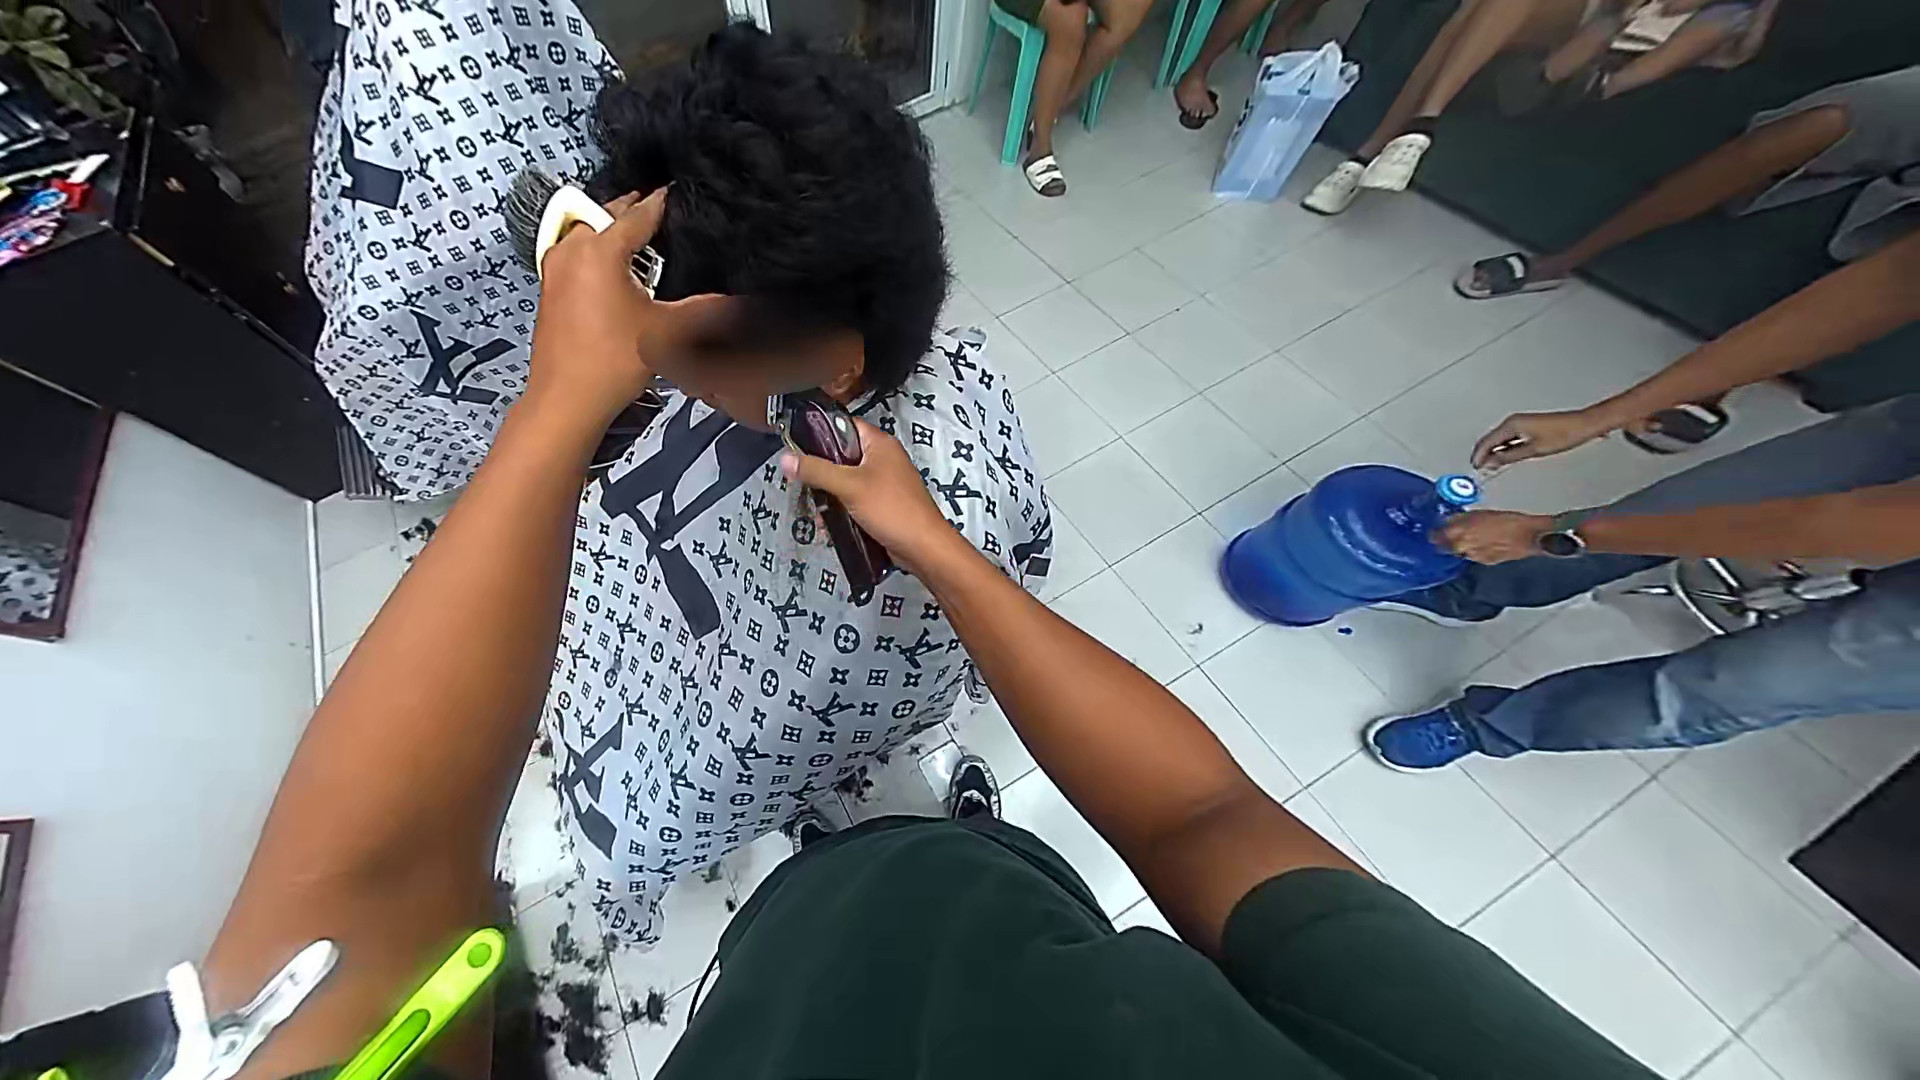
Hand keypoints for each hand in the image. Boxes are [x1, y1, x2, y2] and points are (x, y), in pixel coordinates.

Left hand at [522, 189, 728, 427]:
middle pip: (606, 214)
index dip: (664, 203)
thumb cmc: (617, 359)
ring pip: (588, 232)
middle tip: (666, 219)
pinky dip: (599, 251)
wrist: (568, 396)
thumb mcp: (668, 332)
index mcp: (601, 250)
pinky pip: (578, 253)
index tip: (683, 194)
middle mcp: (572, 247)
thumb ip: (702, 309)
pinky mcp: (550, 287)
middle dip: (635, 213)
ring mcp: (555, 266)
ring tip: (646, 246)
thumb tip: (735, 300)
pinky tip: (620, 272)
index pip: (639, 214)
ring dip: (614, 232)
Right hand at [780, 419, 955, 570]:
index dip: (821, 431)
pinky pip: (856, 500)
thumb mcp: (849, 486)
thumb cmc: (892, 509)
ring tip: (817, 508)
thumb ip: (816, 470)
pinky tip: (831, 522)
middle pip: (843, 455)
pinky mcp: (884, 504)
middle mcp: (884, 458)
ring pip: (847, 480)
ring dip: (830, 494)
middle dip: (822, 471)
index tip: (797, 445)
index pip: (845, 425)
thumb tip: (786, 458)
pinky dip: (843, 509)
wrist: (923, 547)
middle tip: (804, 483)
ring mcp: (885, 482)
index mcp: (880, 443)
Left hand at [1435, 509, 1554, 563]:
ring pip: (1459, 553)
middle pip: (1444, 547)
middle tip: (1452, 536)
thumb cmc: (1509, 521)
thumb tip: (1449, 520)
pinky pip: (1474, 557)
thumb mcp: (1479, 514)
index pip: (1434, 536)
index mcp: (1457, 532)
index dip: (1434, 533)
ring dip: (1462, 547)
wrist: (1532, 536)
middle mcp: (1461, 546)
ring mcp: (1472, 556)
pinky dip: (1476, 552)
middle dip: (1446, 542)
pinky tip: (1485, 546)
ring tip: (1473, 540)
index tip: (1436, 531)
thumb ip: (1460, 519)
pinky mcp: (1484, 562)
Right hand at [1471, 409, 1612, 468]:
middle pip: (1489, 439)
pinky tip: (1506, 456)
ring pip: (1498, 439)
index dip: (1478, 456)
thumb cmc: (1566, 433)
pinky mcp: (1526, 425)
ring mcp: (1520, 422)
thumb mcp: (1533, 450)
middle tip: (1482, 467)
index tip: (1476, 466)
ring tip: (1494, 464)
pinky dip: (1503, 447)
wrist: (1586, 424)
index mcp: (1511, 425)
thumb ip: (1507, 457)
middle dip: (1484, 454)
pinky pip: (1507, 437)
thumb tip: (1490, 463)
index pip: (1486, 442)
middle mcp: (1513, 422)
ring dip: (1494, 451)